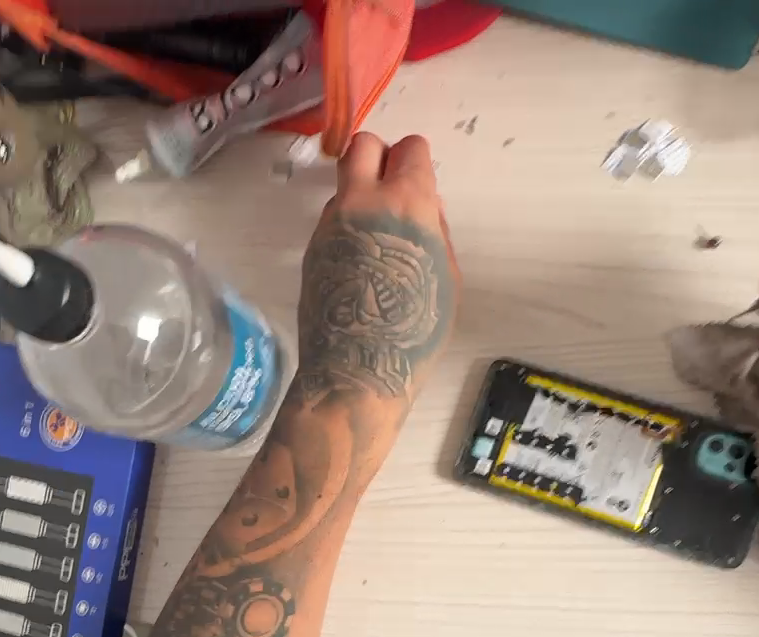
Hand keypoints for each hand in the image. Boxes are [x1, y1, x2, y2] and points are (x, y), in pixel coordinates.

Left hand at [297, 132, 458, 401]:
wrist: (356, 369)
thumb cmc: (414, 332)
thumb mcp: (447, 280)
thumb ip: (436, 233)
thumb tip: (426, 210)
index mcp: (407, 202)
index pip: (410, 148)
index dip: (416, 163)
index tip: (419, 187)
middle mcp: (362, 201)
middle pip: (363, 145)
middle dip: (379, 157)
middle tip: (390, 190)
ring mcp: (329, 225)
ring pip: (344, 187)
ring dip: (360, 200)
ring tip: (375, 244)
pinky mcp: (311, 250)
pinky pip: (331, 223)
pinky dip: (346, 232)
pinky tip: (357, 269)